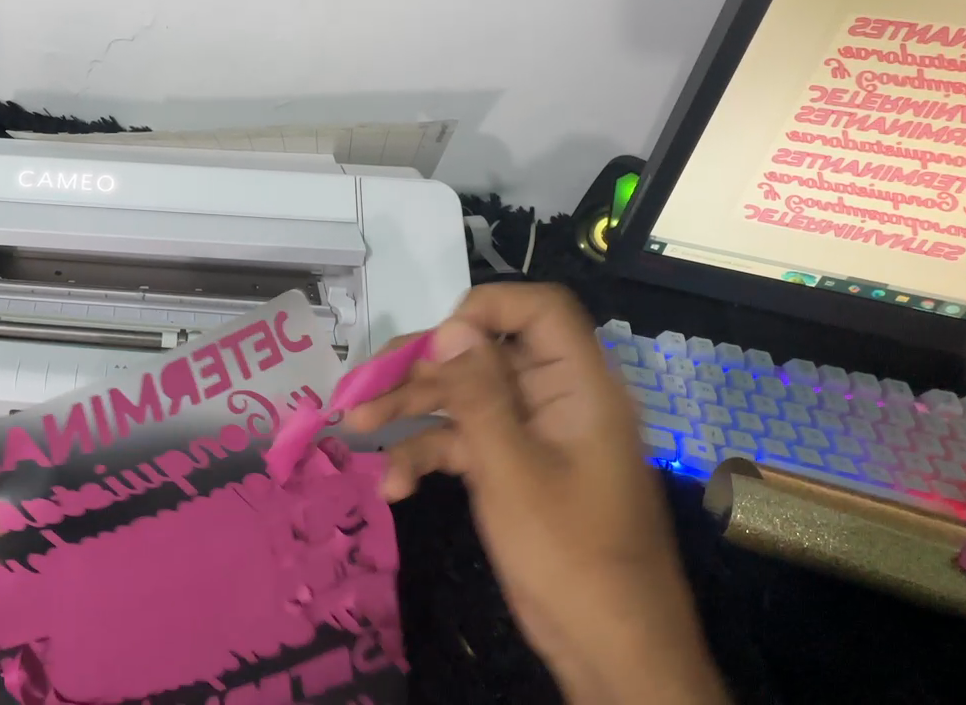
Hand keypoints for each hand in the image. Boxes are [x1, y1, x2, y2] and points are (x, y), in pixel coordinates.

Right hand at [345, 283, 726, 704]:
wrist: (612, 655)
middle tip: (363, 385)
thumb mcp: (512, 470)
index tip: (436, 343)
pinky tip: (395, 487)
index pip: (540, 311)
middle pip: (481, 353)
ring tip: (354, 430)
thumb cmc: (571, 557)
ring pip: (462, 398)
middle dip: (419, 369)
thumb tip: (449, 327)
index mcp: (577, 388)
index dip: (486, 309)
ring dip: (409, 413)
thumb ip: (478, 394)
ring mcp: (531, 435)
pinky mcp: (513, 468)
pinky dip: (426, 457)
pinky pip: (462, 442)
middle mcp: (553, 400)